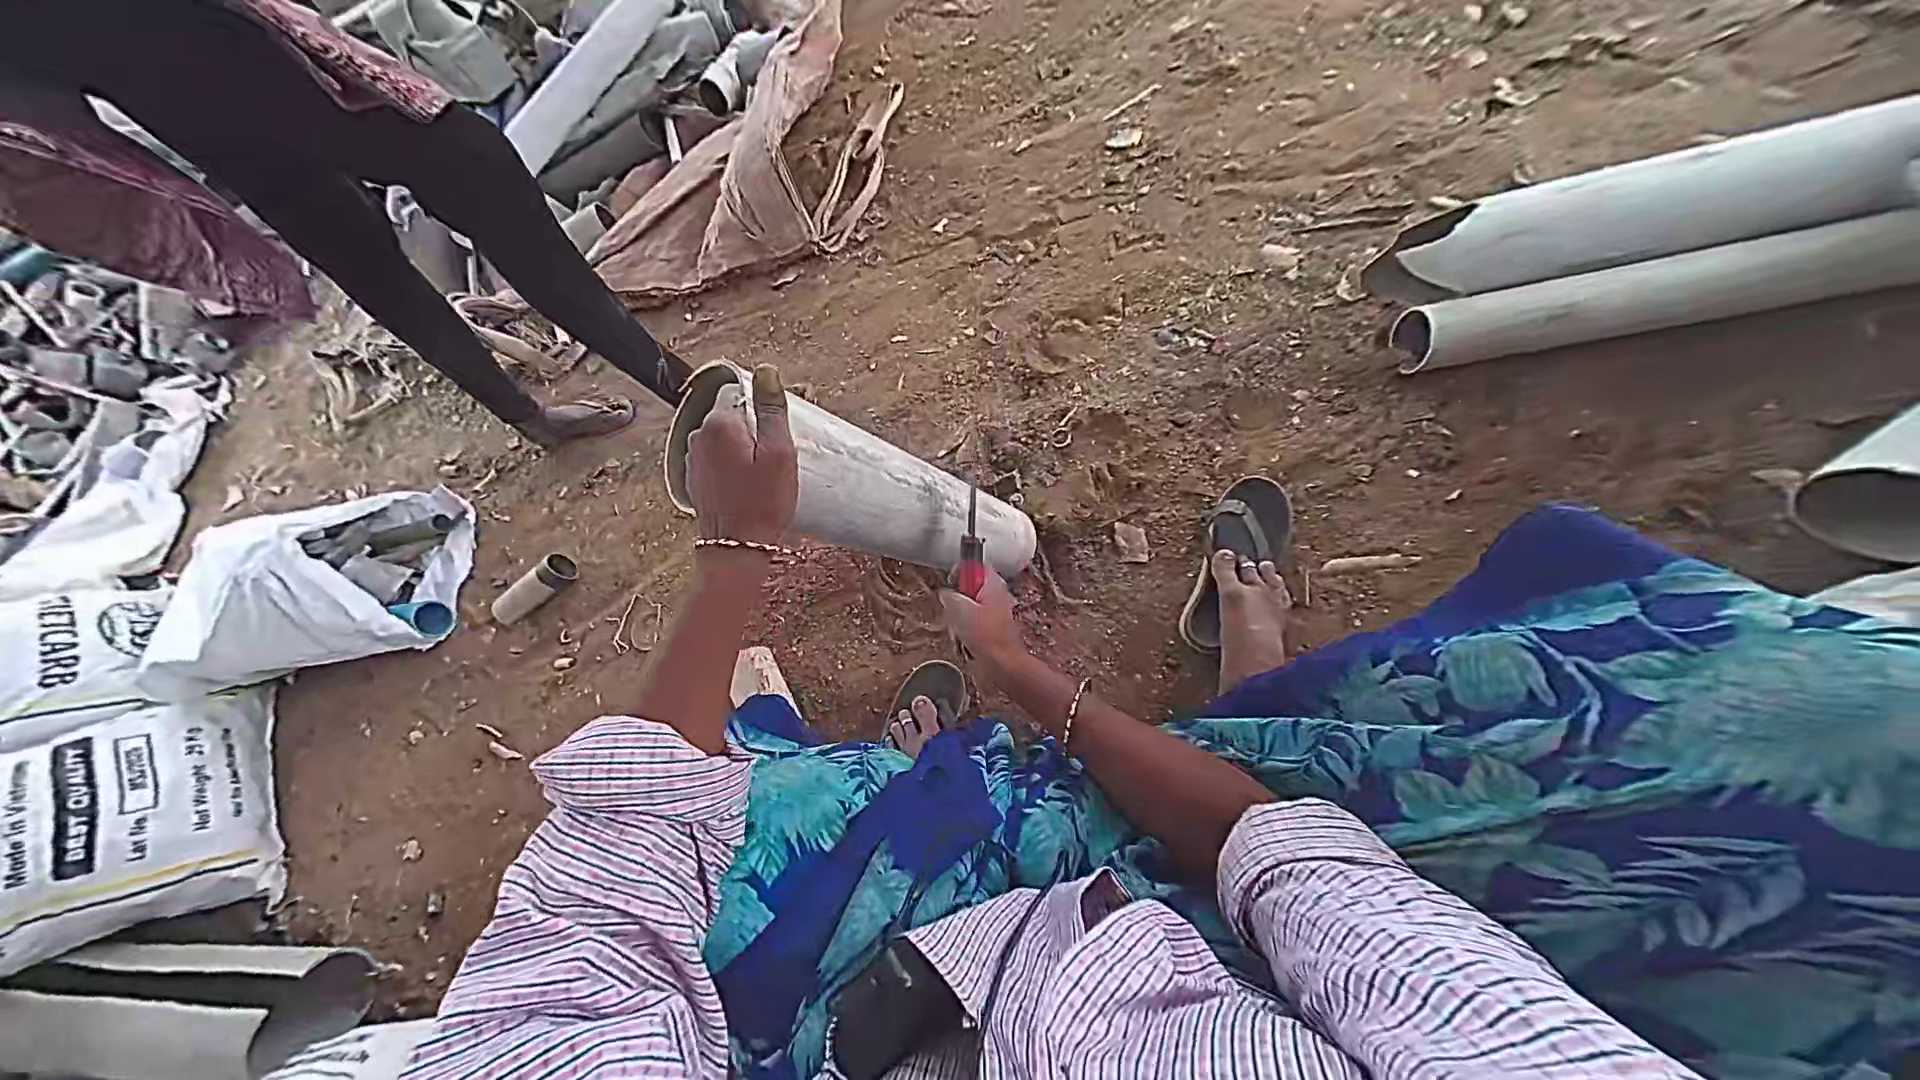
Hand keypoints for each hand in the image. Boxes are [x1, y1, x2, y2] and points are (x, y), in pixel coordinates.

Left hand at [686, 364, 797, 546]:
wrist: (739, 548)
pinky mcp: (696, 478)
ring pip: (726, 438)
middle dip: (755, 429)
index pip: (741, 395)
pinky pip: (719, 458)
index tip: (779, 434)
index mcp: (718, 424)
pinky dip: (734, 465)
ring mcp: (694, 458)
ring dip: (744, 448)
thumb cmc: (763, 503)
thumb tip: (767, 372)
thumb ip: (771, 409)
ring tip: (765, 473)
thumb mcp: (779, 452)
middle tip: (777, 456)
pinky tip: (751, 484)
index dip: (765, 411)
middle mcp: (698, 436)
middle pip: (732, 416)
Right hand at [940, 571, 1027, 674]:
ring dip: (960, 614)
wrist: (1002, 662)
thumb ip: (950, 596)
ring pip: (970, 605)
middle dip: (958, 598)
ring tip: (959, 626)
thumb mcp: (960, 609)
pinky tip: (964, 636)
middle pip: (971, 587)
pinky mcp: (993, 626)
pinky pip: (973, 620)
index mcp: (993, 584)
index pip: (976, 565)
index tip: (951, 583)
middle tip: (954, 608)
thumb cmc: (986, 635)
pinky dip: (966, 626)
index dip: (960, 571)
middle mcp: (997, 594)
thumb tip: (946, 593)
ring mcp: (996, 611)